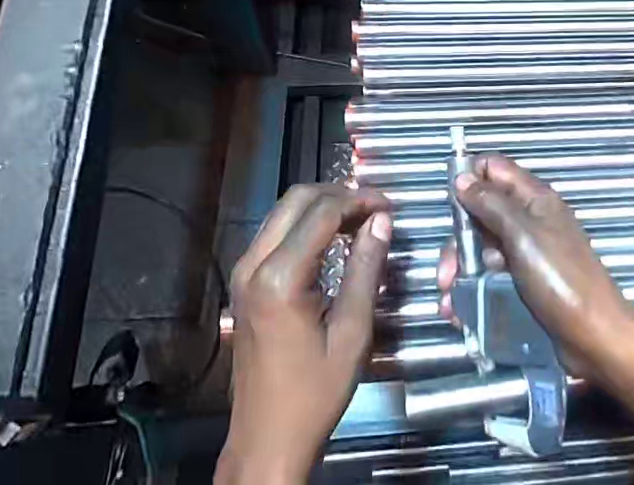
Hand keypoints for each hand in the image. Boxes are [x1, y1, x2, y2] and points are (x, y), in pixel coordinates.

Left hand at [216, 184, 391, 484]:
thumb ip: (366, 267)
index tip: (390, 207)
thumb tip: (382, 219)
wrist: (266, 439)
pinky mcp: (243, 281)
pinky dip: (307, 222)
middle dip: (340, 194)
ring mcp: (243, 271)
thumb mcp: (353, 331)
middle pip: (297, 198)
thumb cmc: (314, 391)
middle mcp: (253, 265)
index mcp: (279, 278)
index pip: (323, 212)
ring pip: (283, 209)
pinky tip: (334, 236)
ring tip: (360, 219)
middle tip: (376, 209)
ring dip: (322, 205)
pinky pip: (275, 230)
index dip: (360, 201)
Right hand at [434, 153, 633, 376]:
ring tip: (450, 301)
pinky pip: (490, 276)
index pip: (495, 169)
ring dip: (461, 271)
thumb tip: (462, 177)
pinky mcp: (523, 282)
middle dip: (459, 240)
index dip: (470, 177)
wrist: (594, 336)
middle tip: (446, 273)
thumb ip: (491, 204)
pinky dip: (473, 291)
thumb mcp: (523, 235)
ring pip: (482, 248)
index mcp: (534, 199)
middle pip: (482, 213)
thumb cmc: (560, 278)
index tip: (449, 203)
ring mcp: (527, 252)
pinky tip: (460, 312)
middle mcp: (529, 220)